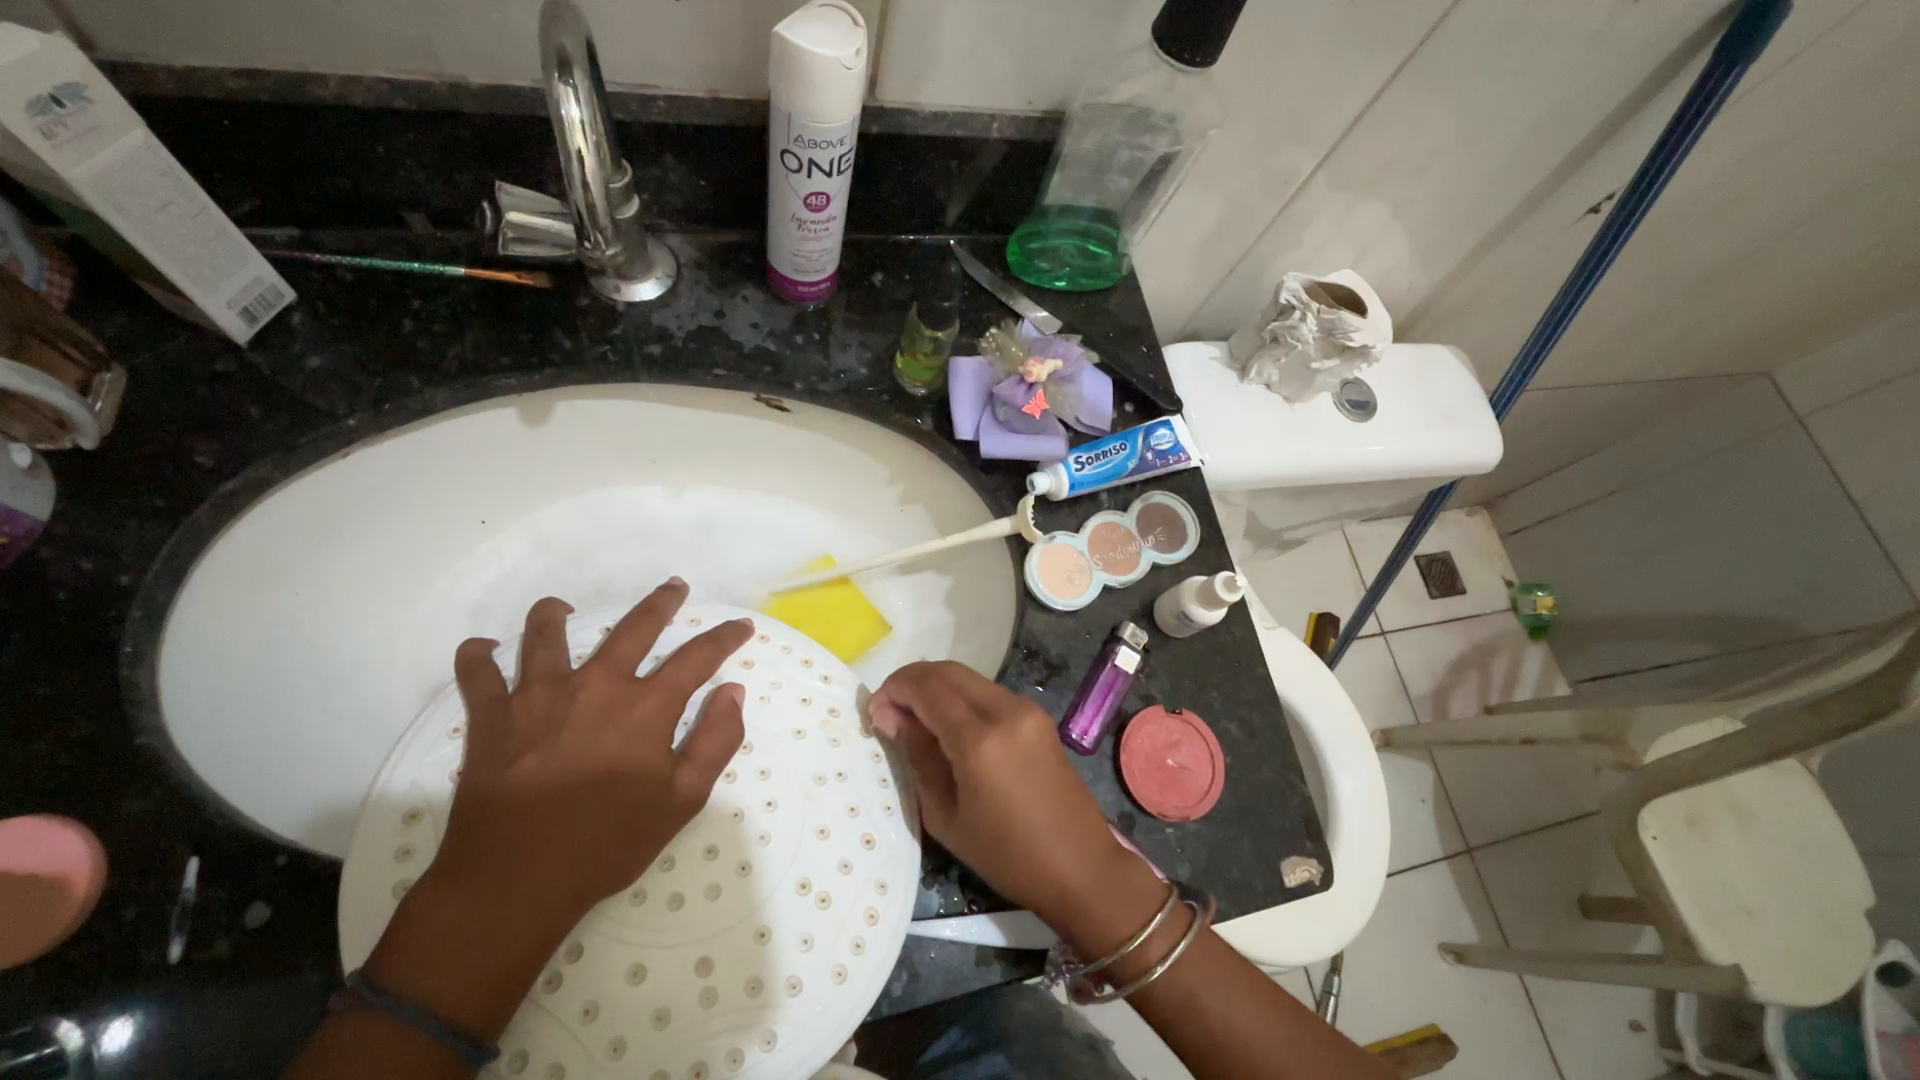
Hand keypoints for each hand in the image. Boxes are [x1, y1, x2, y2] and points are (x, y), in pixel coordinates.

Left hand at [430, 579, 753, 925]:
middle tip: (675, 587)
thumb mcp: (682, 800)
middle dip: (660, 602)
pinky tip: (484, 650)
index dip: (724, 638)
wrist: (517, 878)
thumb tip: (732, 691)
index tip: (741, 626)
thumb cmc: (608, 842)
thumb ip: (715, 740)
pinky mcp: (491, 717)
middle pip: (633, 627)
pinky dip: (478, 656)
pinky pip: (477, 672)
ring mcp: (537, 696)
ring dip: (558, 614)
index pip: (697, 657)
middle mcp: (595, 685)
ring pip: (547, 633)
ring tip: (565, 608)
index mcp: (645, 707)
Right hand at [868, 661, 1159, 942]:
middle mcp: (1006, 711)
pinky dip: (961, 699)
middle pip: (948, 671)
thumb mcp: (946, 816)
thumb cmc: (1007, 855)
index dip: (893, 691)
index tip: (874, 715)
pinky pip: (989, 694)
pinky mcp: (1039, 718)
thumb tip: (894, 719)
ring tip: (915, 722)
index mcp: (980, 739)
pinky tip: (948, 728)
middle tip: (889, 713)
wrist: (1081, 867)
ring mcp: (1027, 710)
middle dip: (912, 682)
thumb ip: (918, 758)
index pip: (926, 687)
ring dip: (936, 689)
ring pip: (969, 679)